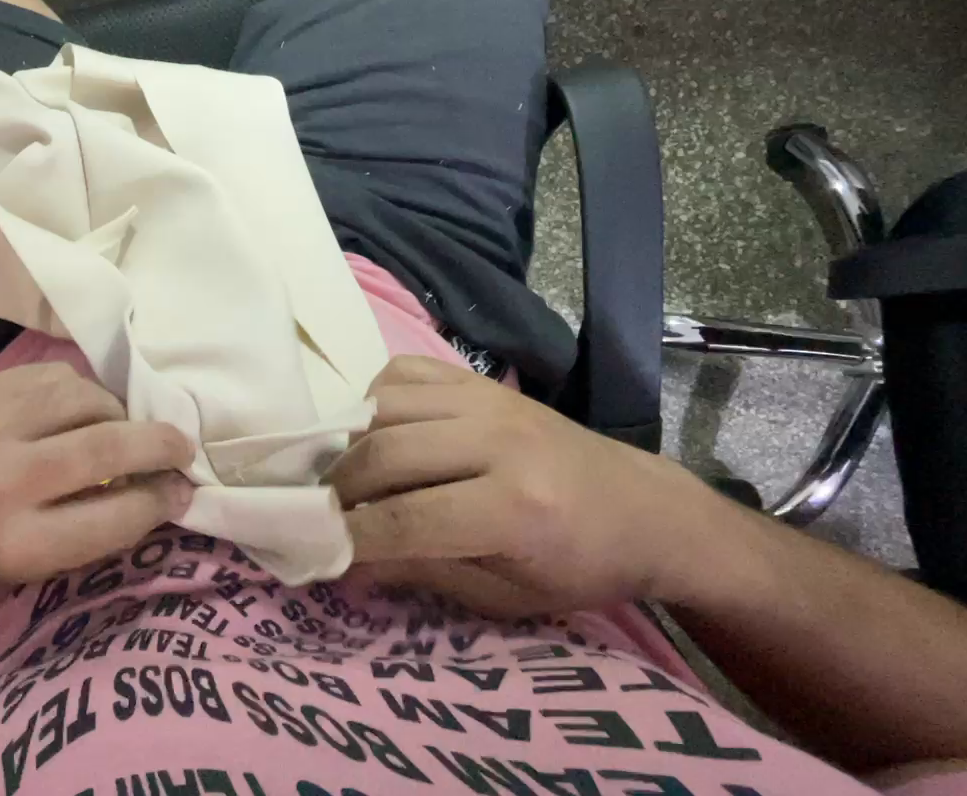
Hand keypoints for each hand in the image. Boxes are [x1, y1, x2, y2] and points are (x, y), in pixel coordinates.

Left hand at [0, 363, 195, 590]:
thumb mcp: (59, 557)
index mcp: (19, 542)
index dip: (159, 500)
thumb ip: (115, 522)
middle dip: (156, 443)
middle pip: (102, 447)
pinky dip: (84, 391)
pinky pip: (60, 374)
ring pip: (85, 397)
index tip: (184, 488)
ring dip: (118, 412)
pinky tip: (81, 413)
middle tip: (181, 446)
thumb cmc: (10, 545)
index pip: (112, 517)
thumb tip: (178, 482)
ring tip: (120, 430)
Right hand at [326, 355, 726, 616]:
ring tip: (345, 475)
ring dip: (348, 443)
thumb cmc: (580, 565)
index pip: (406, 519)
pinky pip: (402, 372)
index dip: (353, 537)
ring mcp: (487, 400)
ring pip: (383, 407)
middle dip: (340, 488)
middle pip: (384, 454)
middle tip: (323, 511)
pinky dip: (373, 399)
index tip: (320, 549)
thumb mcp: (507, 594)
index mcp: (518, 509)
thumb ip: (422, 573)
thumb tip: (344, 568)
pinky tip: (376, 430)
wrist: (646, 510)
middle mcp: (498, 441)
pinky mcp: (479, 380)